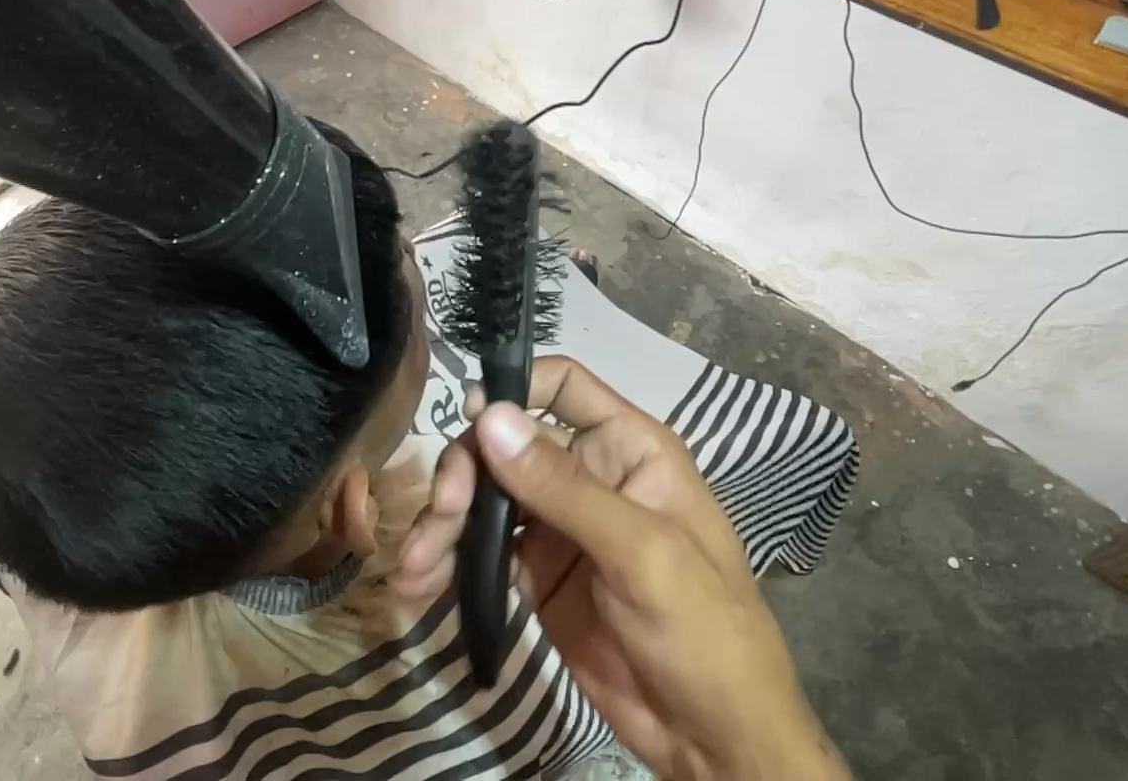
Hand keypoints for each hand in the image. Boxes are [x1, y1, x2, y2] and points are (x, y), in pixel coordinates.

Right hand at [391, 356, 848, 780]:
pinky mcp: (533, 570)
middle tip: (441, 513)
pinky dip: (445, 560)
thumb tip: (488, 415)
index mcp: (627, 449)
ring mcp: (555, 523)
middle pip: (504, 442)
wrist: (712, 741)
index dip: (513, 389)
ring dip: (442, 522)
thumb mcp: (640, 554)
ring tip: (415, 567)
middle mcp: (586, 473)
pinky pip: (478, 547)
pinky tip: (419, 584)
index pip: (562, 386)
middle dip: (464, 472)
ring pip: (482, 494)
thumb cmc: (705, 632)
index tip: (467, 419)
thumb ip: (562, 486)